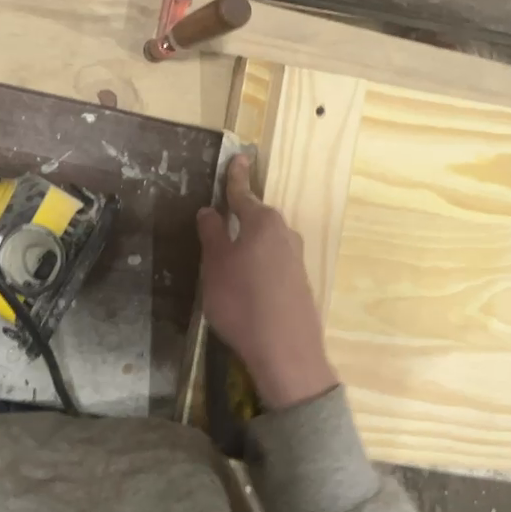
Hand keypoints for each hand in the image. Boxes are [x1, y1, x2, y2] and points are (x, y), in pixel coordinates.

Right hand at [196, 152, 338, 409]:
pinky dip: (258, 263)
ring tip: (227, 255)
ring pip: (266, 241)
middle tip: (218, 217)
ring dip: (248, 243)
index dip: (235, 176)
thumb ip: (212, 234)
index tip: (238, 156)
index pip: (243, 193)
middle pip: (257, 217)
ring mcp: (296, 260)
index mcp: (262, 222)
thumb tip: (210, 211)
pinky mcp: (300, 284)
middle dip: (239, 215)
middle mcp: (284, 234)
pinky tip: (246, 282)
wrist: (287, 354)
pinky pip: (273, 262)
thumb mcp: (216, 265)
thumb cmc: (243, 302)